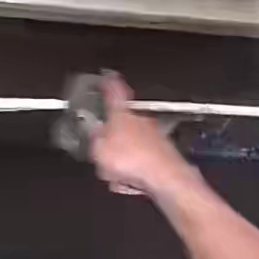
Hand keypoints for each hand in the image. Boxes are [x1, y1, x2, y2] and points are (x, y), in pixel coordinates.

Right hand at [89, 72, 201, 198]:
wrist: (165, 177)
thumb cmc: (137, 160)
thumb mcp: (99, 149)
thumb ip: (94, 138)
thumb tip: (94, 133)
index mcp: (122, 114)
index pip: (114, 90)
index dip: (108, 82)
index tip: (106, 76)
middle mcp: (141, 120)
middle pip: (121, 123)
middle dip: (112, 140)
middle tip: (104, 153)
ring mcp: (154, 136)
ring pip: (131, 146)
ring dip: (123, 160)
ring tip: (119, 175)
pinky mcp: (162, 153)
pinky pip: (141, 161)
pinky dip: (135, 171)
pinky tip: (131, 181)